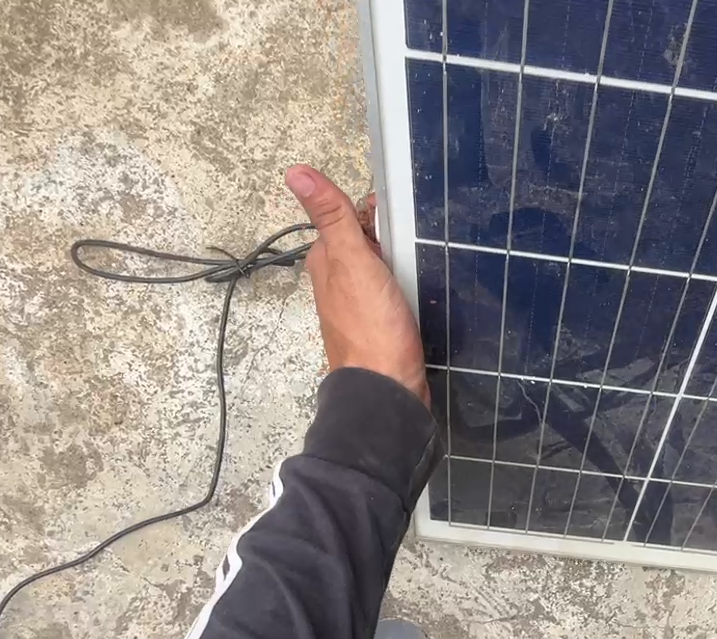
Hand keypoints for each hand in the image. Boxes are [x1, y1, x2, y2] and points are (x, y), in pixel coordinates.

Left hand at [285, 165, 427, 403]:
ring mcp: (359, 305)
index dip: (379, 216)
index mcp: (327, 260)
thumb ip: (332, 217)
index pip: (352, 218)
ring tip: (421, 274)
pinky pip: (394, 294)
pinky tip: (420, 296)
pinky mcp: (381, 325)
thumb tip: (295, 172)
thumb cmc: (372, 328)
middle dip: (394, 242)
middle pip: (370, 244)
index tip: (401, 228)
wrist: (388, 388)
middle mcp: (338, 281)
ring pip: (384, 269)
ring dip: (404, 266)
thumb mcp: (352, 262)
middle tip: (414, 255)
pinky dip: (407, 289)